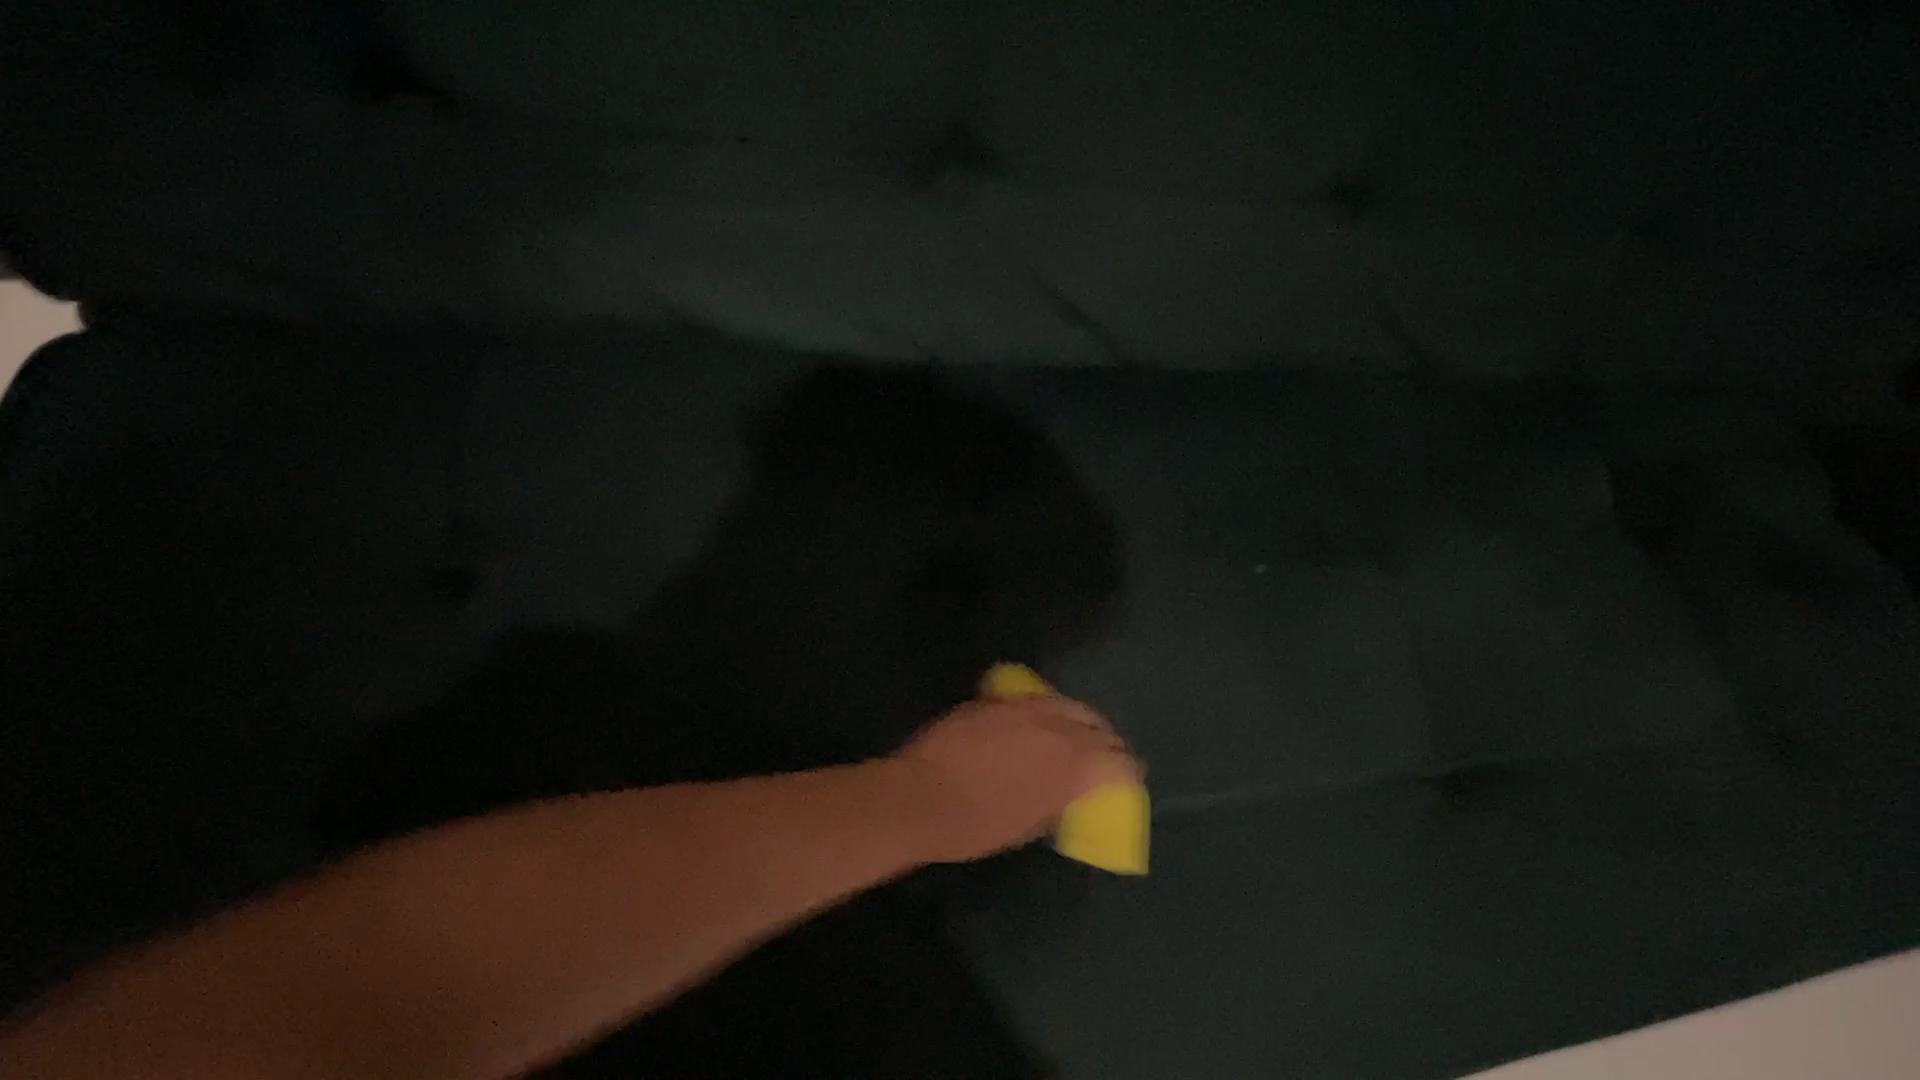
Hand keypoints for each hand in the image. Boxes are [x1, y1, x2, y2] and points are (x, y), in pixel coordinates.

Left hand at [884, 694, 1140, 864]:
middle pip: (1098, 726)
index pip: (1120, 761)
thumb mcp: (1029, 826)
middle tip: (1105, 755)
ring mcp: (1024, 708)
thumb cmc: (975, 827)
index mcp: (1072, 768)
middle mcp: (1056, 729)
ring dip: (1079, 719)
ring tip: (1077, 731)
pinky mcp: (997, 700)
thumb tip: (1071, 793)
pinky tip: (1038, 721)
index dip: (1128, 770)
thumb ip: (1059, 803)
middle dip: (1106, 741)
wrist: (921, 797)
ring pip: (1068, 704)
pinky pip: (1035, 699)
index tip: (1128, 777)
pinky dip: (1046, 710)